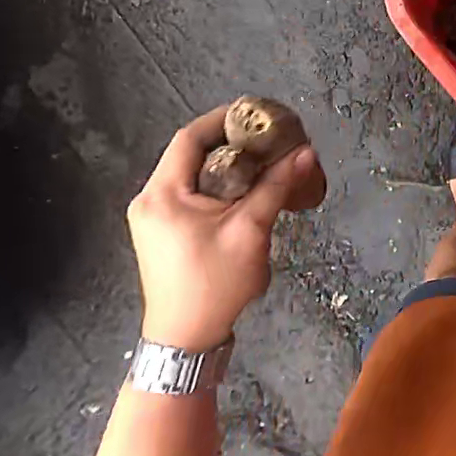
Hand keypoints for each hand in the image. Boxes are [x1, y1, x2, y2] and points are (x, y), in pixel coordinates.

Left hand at [128, 106, 327, 351]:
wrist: (185, 341)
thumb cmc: (214, 285)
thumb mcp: (249, 231)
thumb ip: (275, 187)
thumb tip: (306, 153)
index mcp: (162, 194)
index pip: (189, 138)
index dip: (222, 119)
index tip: (255, 114)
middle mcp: (149, 199)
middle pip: (188, 153)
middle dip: (227, 141)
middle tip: (264, 137)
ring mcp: (152, 216)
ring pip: (189, 173)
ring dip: (223, 163)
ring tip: (259, 160)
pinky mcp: (160, 231)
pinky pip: (188, 192)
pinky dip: (215, 183)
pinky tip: (242, 189)